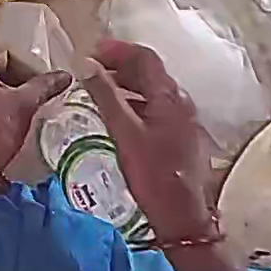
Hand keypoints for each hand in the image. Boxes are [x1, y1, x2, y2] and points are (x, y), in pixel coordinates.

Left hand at [0, 51, 71, 172]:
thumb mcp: (24, 104)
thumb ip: (45, 85)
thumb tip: (66, 75)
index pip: (8, 57)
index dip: (29, 69)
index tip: (45, 83)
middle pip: (2, 70)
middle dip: (23, 82)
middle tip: (43, 94)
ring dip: (15, 94)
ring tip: (35, 104)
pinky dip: (4, 103)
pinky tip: (21, 114)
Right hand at [77, 40, 216, 240]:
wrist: (184, 220)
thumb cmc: (153, 175)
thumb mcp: (124, 132)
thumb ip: (105, 96)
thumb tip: (86, 63)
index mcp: (170, 96)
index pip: (144, 58)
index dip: (117, 50)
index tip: (92, 51)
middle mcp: (181, 102)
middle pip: (150, 72)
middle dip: (120, 65)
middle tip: (92, 69)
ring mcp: (184, 120)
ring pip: (152, 90)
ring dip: (126, 84)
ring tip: (100, 89)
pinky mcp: (181, 136)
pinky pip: (156, 107)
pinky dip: (135, 102)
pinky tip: (118, 115)